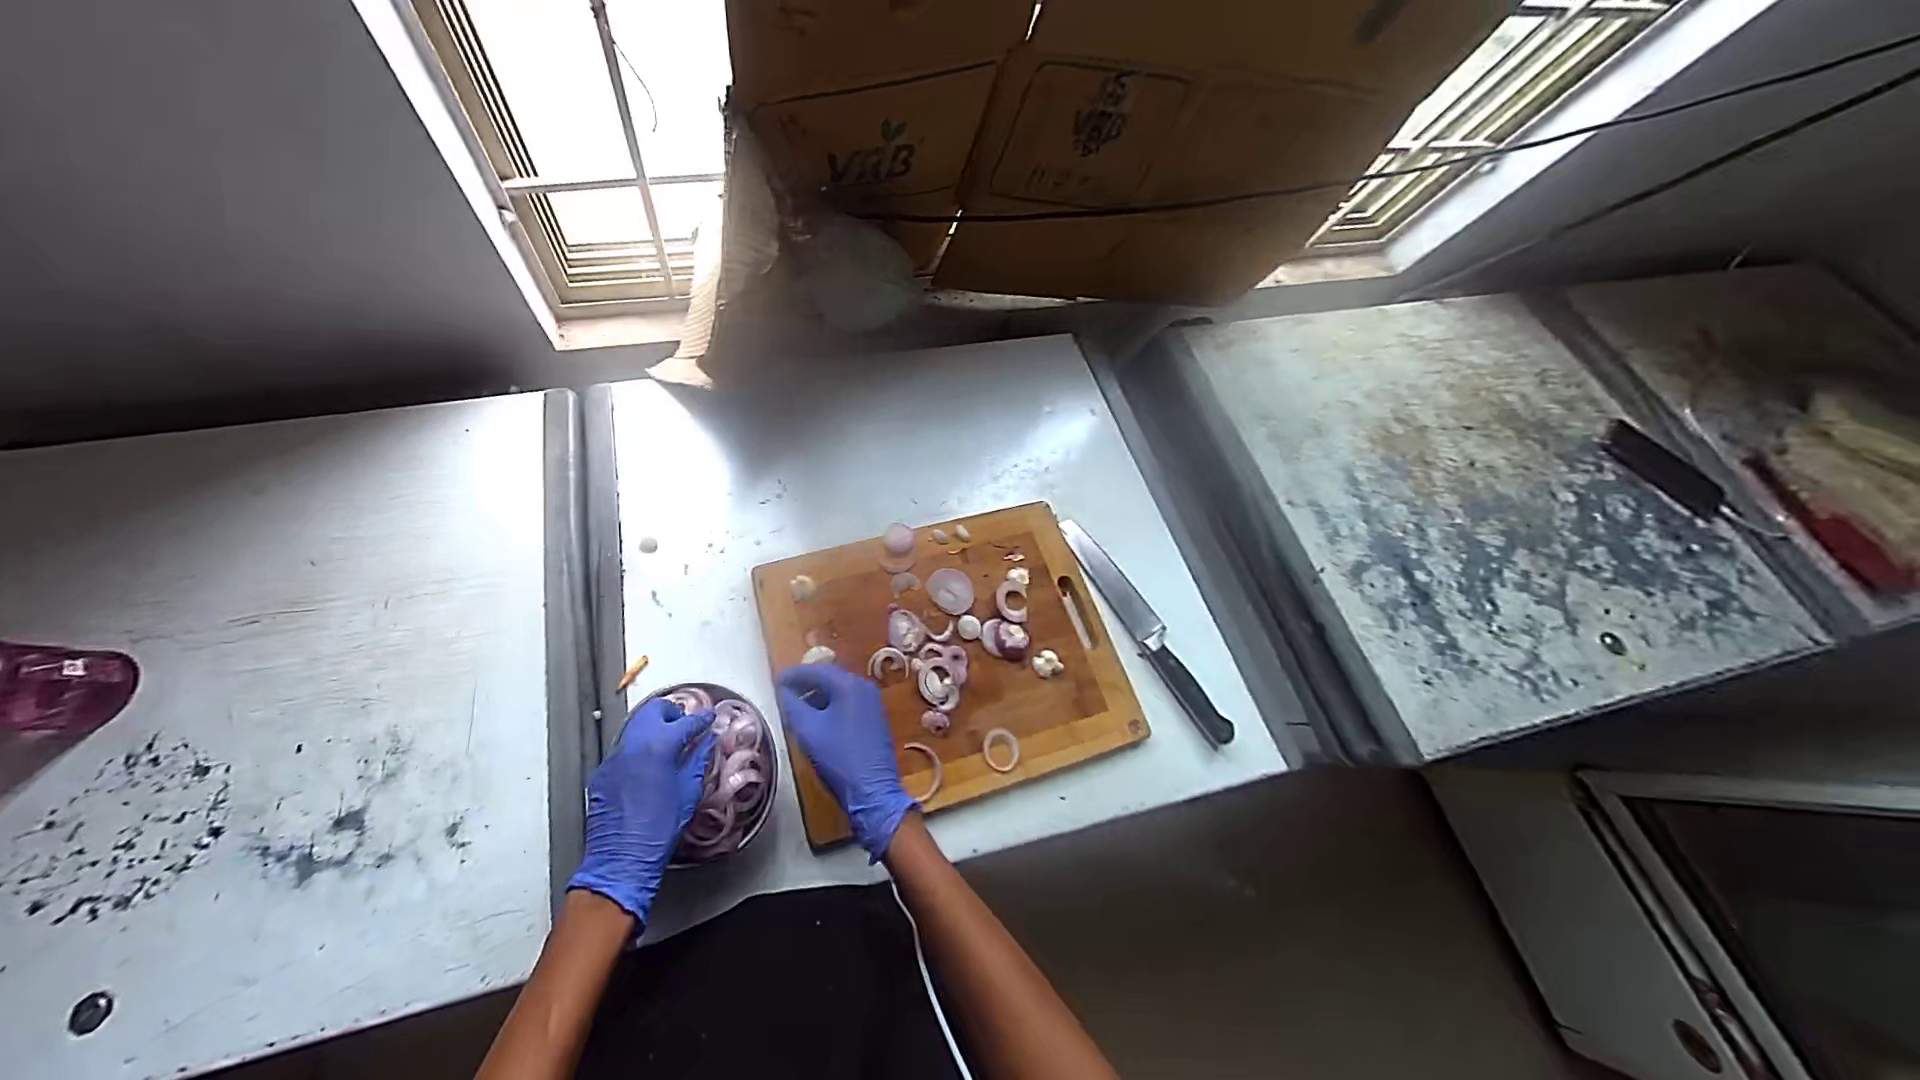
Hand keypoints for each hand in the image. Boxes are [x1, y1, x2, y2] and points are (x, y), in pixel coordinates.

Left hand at [567, 696, 716, 925]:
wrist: (621, 860)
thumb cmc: (658, 830)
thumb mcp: (689, 791)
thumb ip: (699, 759)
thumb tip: (707, 743)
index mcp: (658, 747)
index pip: (686, 721)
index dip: (702, 719)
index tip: (709, 719)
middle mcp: (632, 746)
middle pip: (653, 711)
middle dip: (673, 712)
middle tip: (687, 723)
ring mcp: (614, 758)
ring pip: (636, 726)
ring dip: (655, 727)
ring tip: (671, 742)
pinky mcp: (602, 773)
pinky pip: (624, 748)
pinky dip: (640, 746)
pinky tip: (651, 763)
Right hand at [776, 664, 914, 861]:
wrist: (873, 790)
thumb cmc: (839, 757)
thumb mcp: (808, 730)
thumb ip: (791, 705)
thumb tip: (782, 691)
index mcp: (849, 685)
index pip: (816, 670)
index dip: (792, 676)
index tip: (774, 682)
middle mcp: (864, 687)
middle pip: (830, 677)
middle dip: (805, 684)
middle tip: (783, 693)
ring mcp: (873, 702)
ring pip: (839, 691)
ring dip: (818, 695)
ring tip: (796, 707)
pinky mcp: (875, 718)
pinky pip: (849, 703)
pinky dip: (831, 705)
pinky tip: (818, 719)